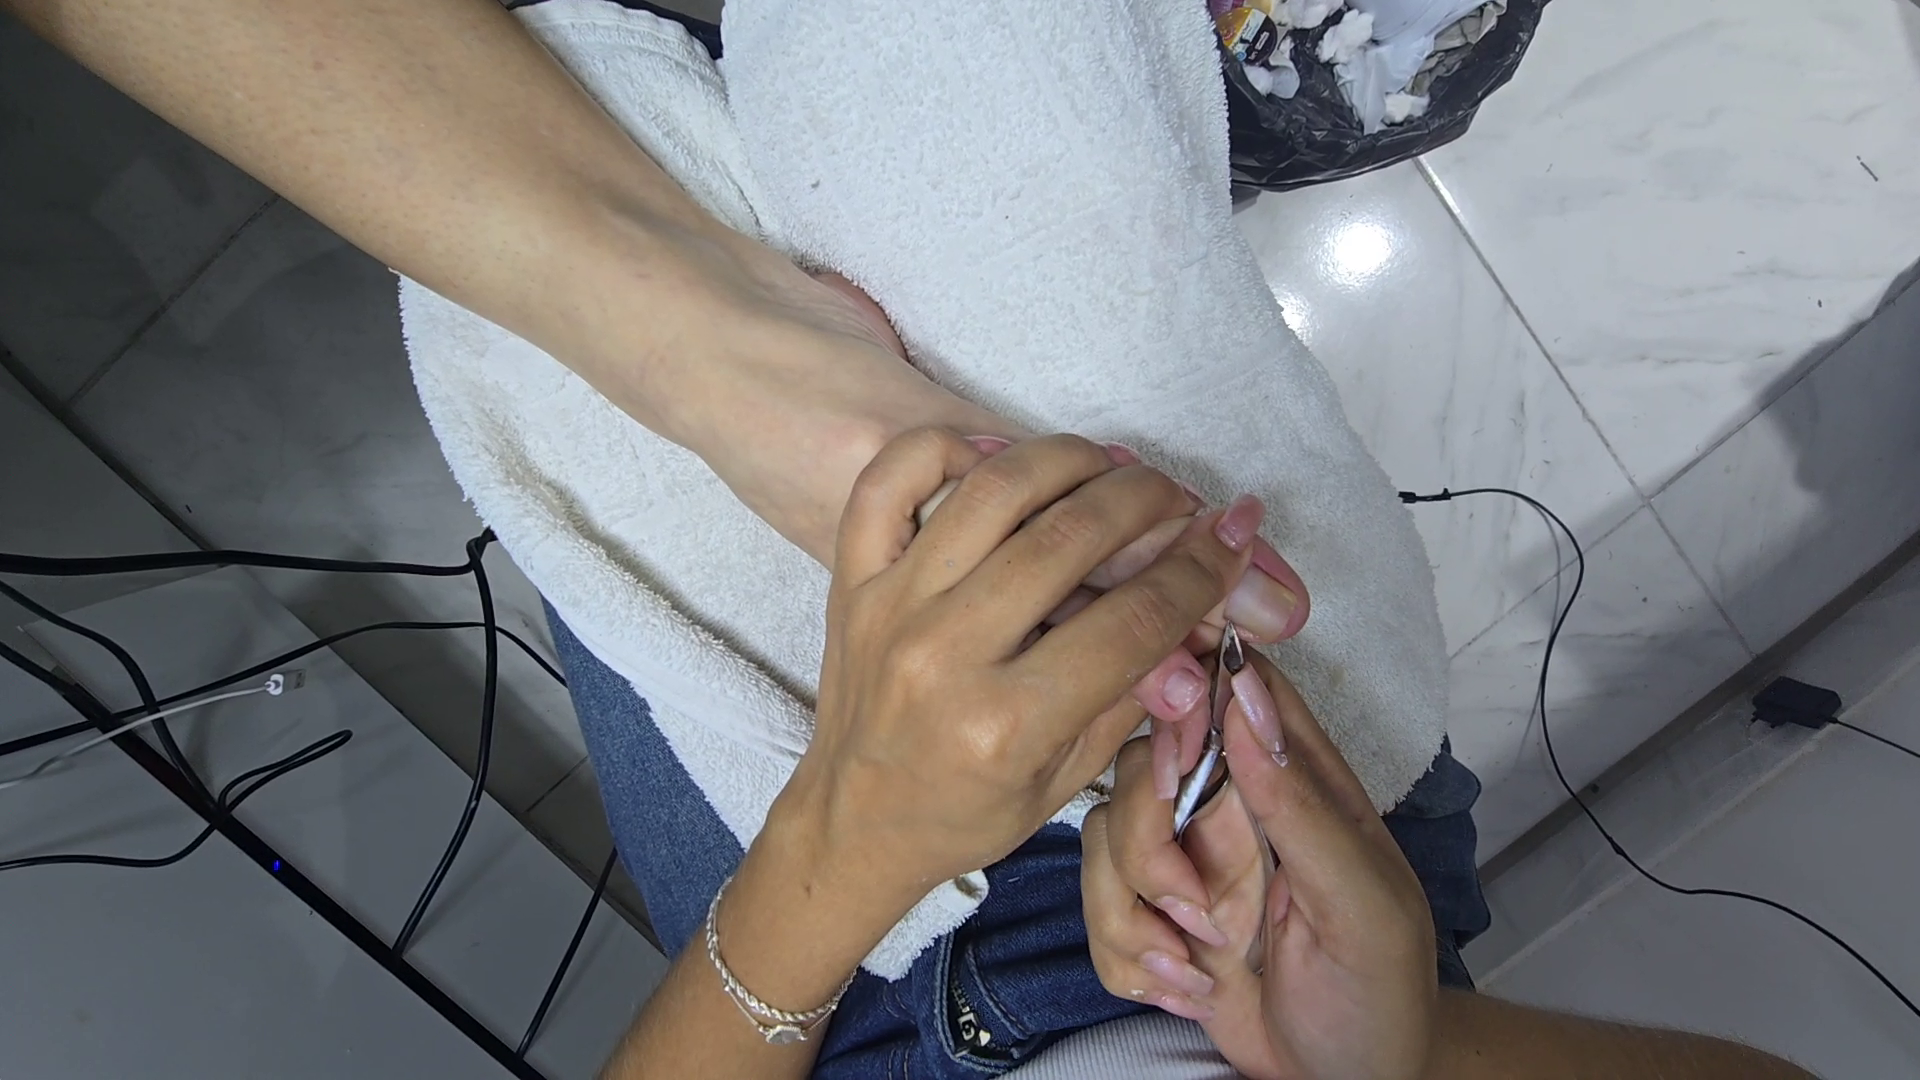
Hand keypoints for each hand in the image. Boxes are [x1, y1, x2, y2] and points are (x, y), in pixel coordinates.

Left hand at [769, 428, 1259, 902]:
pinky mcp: (853, 580)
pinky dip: (944, 448)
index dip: (1198, 570)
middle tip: (1175, 494)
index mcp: (1004, 725)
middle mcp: (942, 654)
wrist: (855, 817)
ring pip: (993, 491)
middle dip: (1145, 502)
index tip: (1229, 536)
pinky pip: (889, 480)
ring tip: (1107, 463)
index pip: (1131, 622)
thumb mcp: (1064, 780)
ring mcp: (890, 606)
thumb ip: (1133, 695)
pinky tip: (994, 455)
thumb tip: (1202, 619)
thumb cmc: (965, 812)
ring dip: (1067, 459)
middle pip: (1069, 539)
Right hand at [1082, 652, 1437, 1079]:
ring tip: (1194, 971)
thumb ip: (1302, 805)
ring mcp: (1176, 852)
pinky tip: (1182, 989)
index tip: (1174, 761)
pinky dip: (1126, 959)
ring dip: (1133, 917)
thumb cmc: (1374, 993)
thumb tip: (1244, 698)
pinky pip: (1092, 903)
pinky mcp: (1143, 904)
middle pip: (1139, 765)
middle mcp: (1220, 802)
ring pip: (1101, 834)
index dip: (1187, 691)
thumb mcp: (1360, 907)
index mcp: (1285, 779)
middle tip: (1195, 911)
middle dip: (1146, 846)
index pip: (1231, 687)